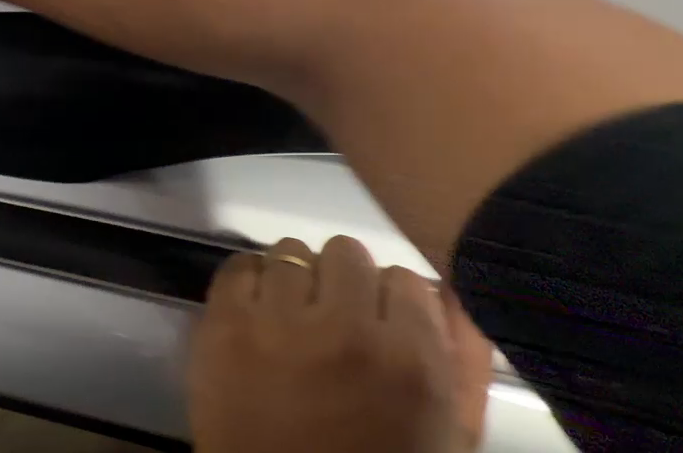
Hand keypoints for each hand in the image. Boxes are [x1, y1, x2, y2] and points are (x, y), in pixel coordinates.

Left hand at [189, 236, 495, 452]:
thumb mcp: (449, 432)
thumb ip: (461, 360)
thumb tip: (447, 291)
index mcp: (411, 362)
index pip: (407, 278)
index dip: (394, 298)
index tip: (382, 318)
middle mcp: (344, 329)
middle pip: (345, 253)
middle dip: (344, 279)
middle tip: (336, 311)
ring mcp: (275, 320)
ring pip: (289, 251)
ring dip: (296, 275)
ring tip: (296, 312)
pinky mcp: (221, 320)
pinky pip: (239, 264)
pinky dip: (251, 278)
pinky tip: (259, 308)